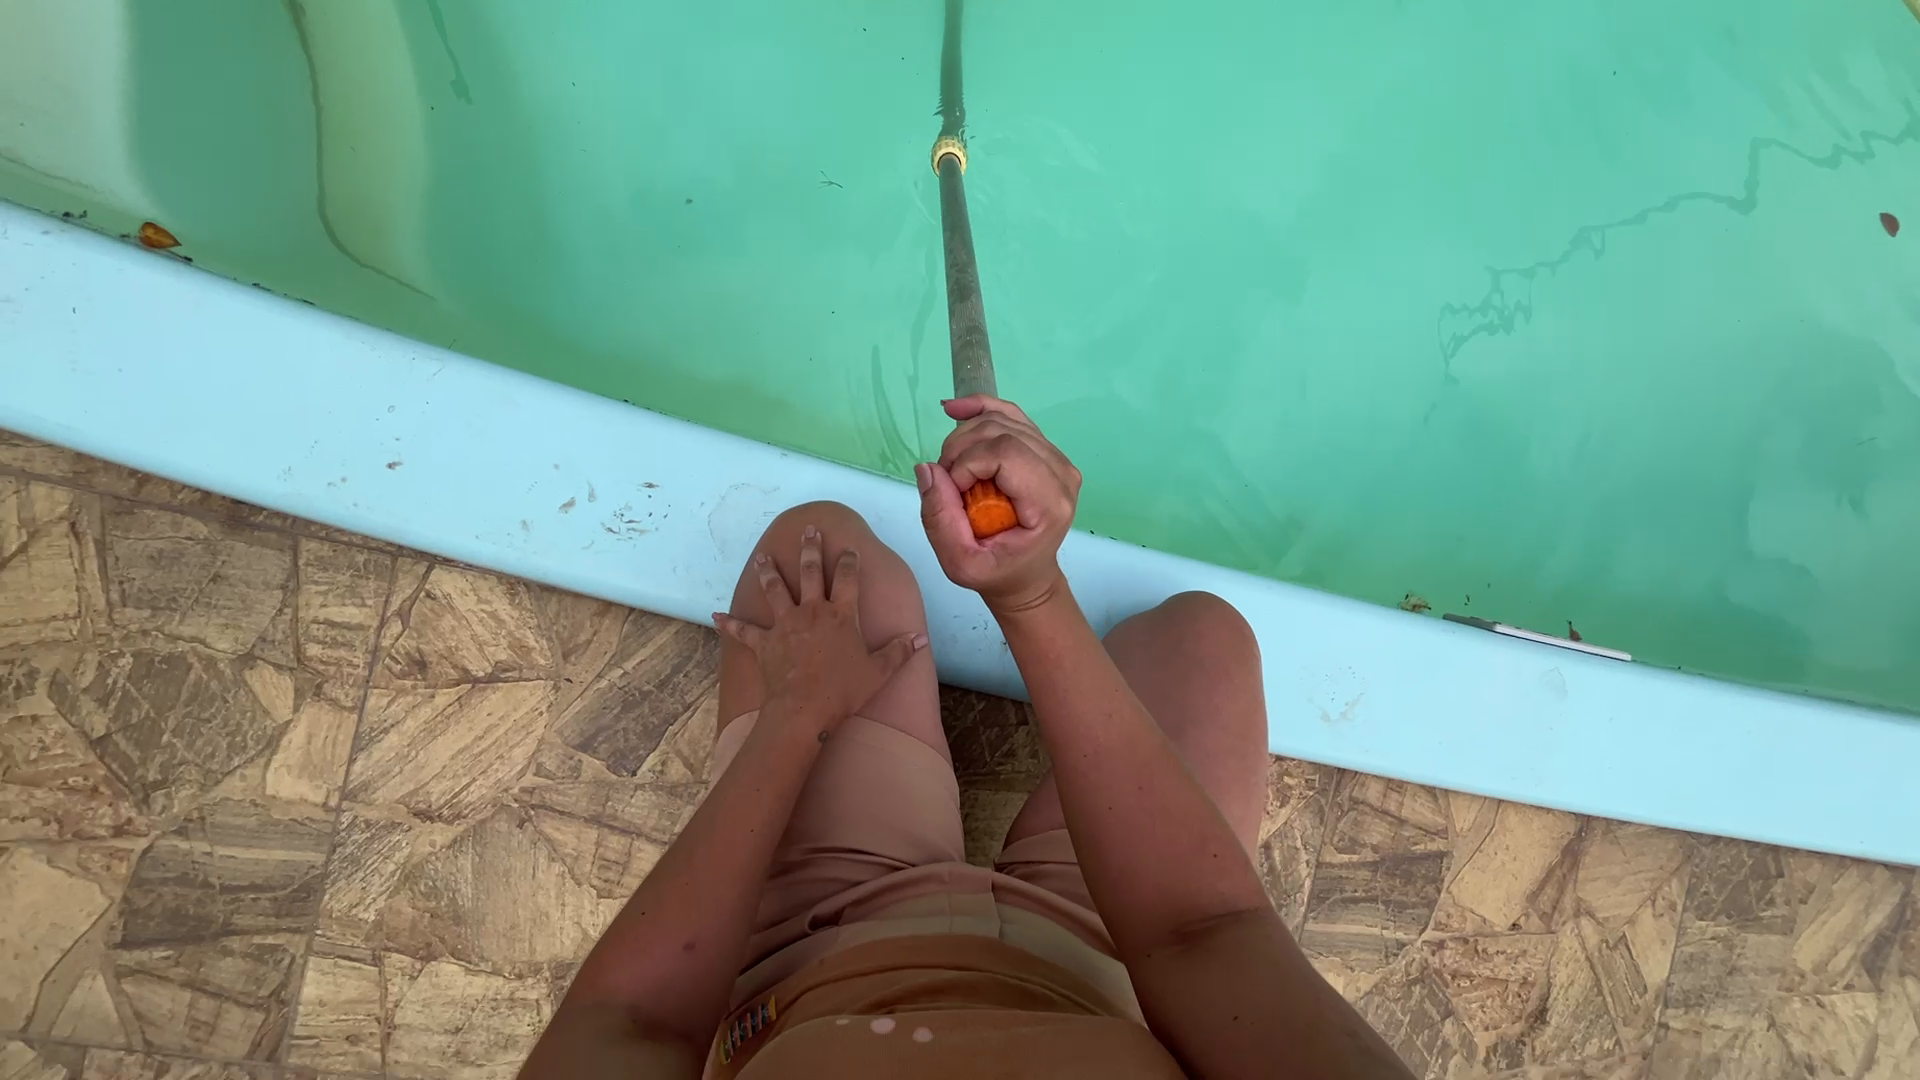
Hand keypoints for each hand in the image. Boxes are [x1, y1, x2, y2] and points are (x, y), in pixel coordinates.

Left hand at [713, 526, 925, 729]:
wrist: (804, 709)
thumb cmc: (844, 690)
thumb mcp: (879, 671)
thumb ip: (900, 651)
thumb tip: (922, 639)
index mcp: (841, 615)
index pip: (848, 579)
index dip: (850, 561)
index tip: (850, 548)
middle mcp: (812, 612)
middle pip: (811, 573)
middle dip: (811, 550)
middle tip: (808, 530)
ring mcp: (785, 625)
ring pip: (775, 590)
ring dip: (769, 572)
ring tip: (763, 557)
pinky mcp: (764, 643)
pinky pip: (744, 630)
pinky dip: (729, 623)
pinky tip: (715, 615)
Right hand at [916, 396, 1081, 613]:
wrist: (1025, 576)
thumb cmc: (996, 573)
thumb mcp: (960, 563)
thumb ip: (941, 519)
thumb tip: (928, 468)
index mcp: (1050, 503)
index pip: (1005, 453)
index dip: (966, 464)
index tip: (952, 492)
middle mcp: (1061, 474)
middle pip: (1001, 431)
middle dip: (960, 449)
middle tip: (946, 482)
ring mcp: (1056, 457)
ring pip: (1001, 419)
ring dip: (964, 437)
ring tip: (951, 469)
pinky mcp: (1044, 449)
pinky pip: (1010, 414)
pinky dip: (979, 408)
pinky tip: (955, 410)